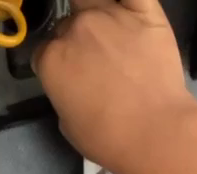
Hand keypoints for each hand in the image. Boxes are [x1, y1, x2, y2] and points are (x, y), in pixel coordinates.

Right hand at [34, 0, 196, 173]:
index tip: (65, 77)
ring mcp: (111, 14)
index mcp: (52, 59)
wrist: (153, 129)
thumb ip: (62, 91)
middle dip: (74, 42)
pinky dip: (124, 1)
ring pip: (92, 1)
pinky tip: (124, 10)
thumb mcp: (67, 123)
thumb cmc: (105, 137)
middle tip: (91, 65)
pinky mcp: (144, 9)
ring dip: (92, 13)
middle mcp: (76, 28)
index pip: (44, 50)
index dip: (53, 64)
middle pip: (66, 25)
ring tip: (106, 36)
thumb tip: (70, 80)